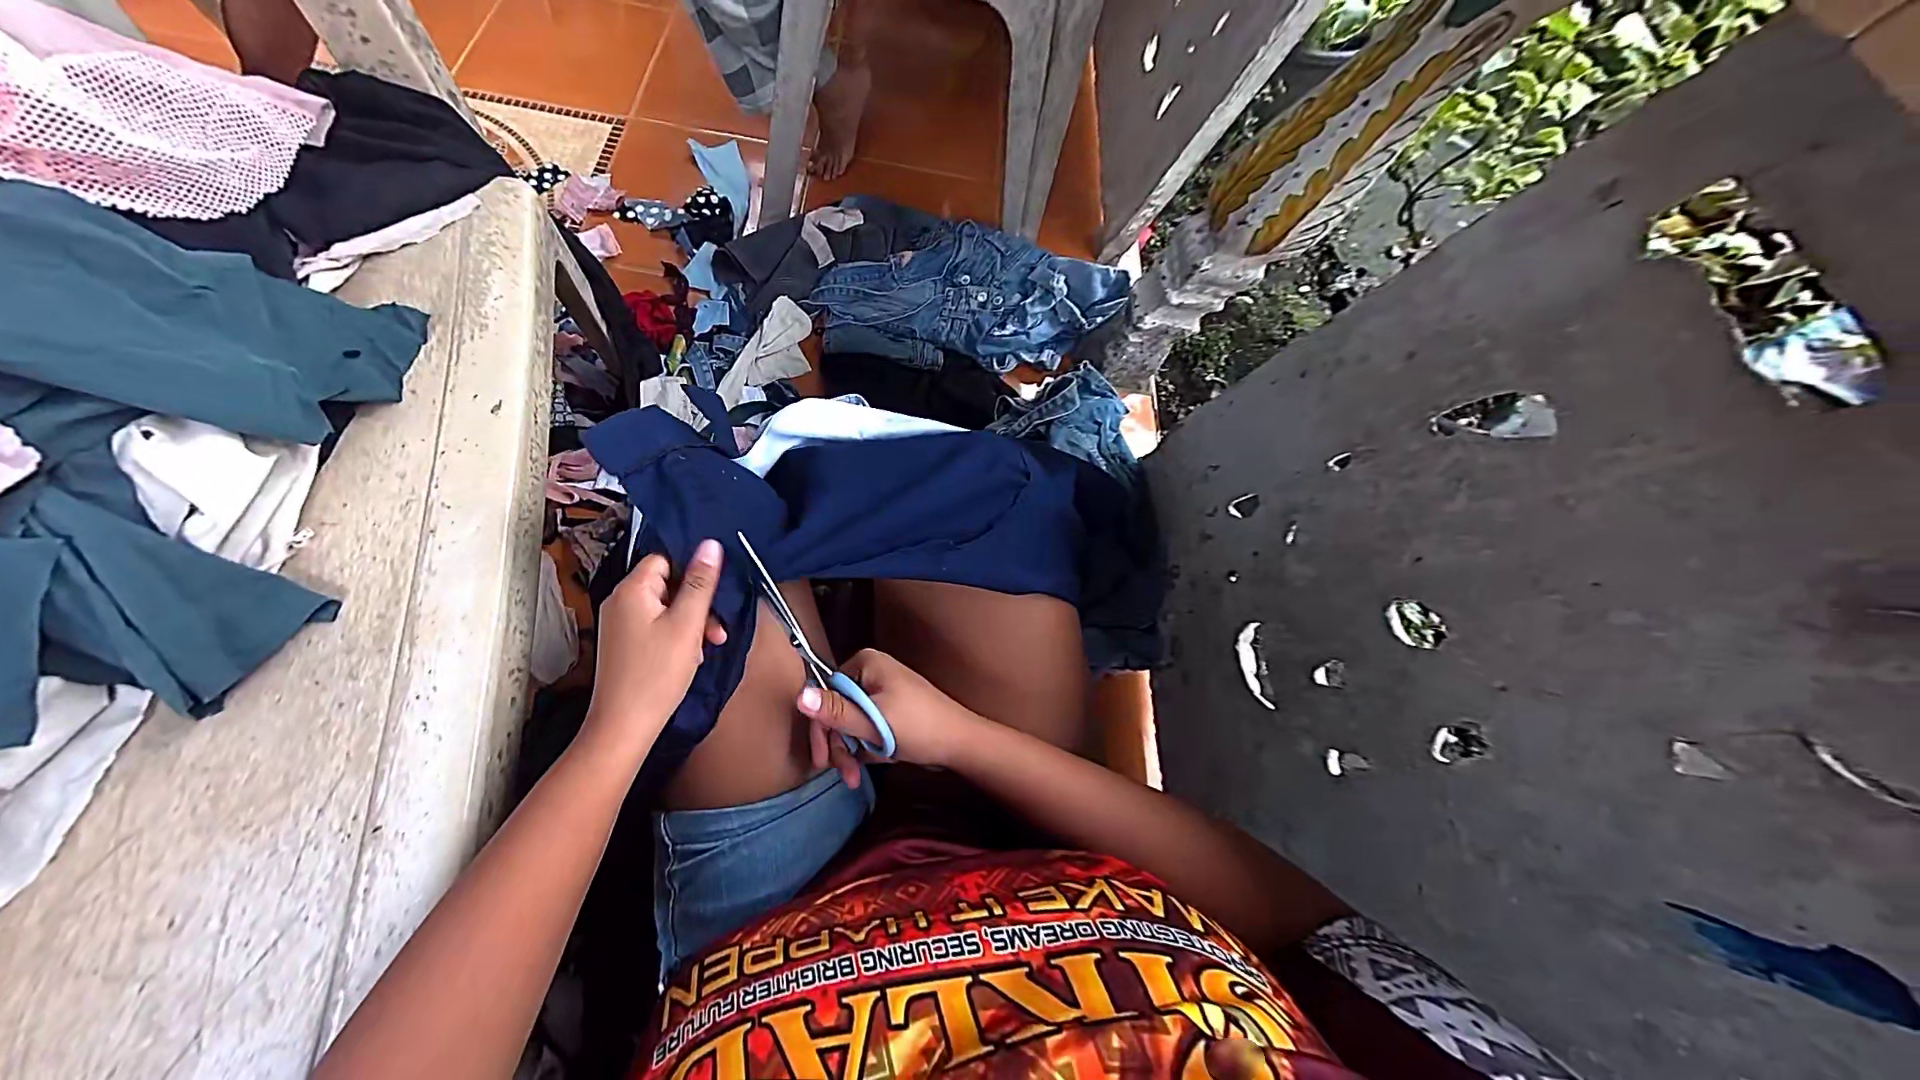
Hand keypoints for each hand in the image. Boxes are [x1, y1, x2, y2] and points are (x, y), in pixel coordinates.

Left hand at [580, 539, 726, 759]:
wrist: (625, 724)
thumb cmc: (656, 674)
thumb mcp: (687, 624)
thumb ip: (701, 583)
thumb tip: (710, 545)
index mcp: (631, 590)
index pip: (666, 560)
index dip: (693, 573)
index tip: (713, 595)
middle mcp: (620, 602)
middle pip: (667, 583)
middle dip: (696, 602)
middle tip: (715, 628)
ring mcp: (620, 624)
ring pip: (665, 606)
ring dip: (691, 621)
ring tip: (707, 645)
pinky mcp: (625, 643)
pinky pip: (656, 625)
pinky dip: (677, 635)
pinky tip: (690, 655)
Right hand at [796, 649, 982, 776]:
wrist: (960, 743)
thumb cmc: (919, 728)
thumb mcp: (872, 723)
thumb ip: (835, 712)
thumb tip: (799, 695)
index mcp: (866, 664)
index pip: (825, 694)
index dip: (822, 729)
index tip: (823, 760)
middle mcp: (871, 671)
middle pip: (837, 710)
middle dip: (839, 745)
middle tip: (845, 773)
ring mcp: (881, 689)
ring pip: (850, 722)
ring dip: (851, 751)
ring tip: (857, 776)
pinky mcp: (890, 707)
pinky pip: (866, 725)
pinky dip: (867, 745)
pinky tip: (877, 760)